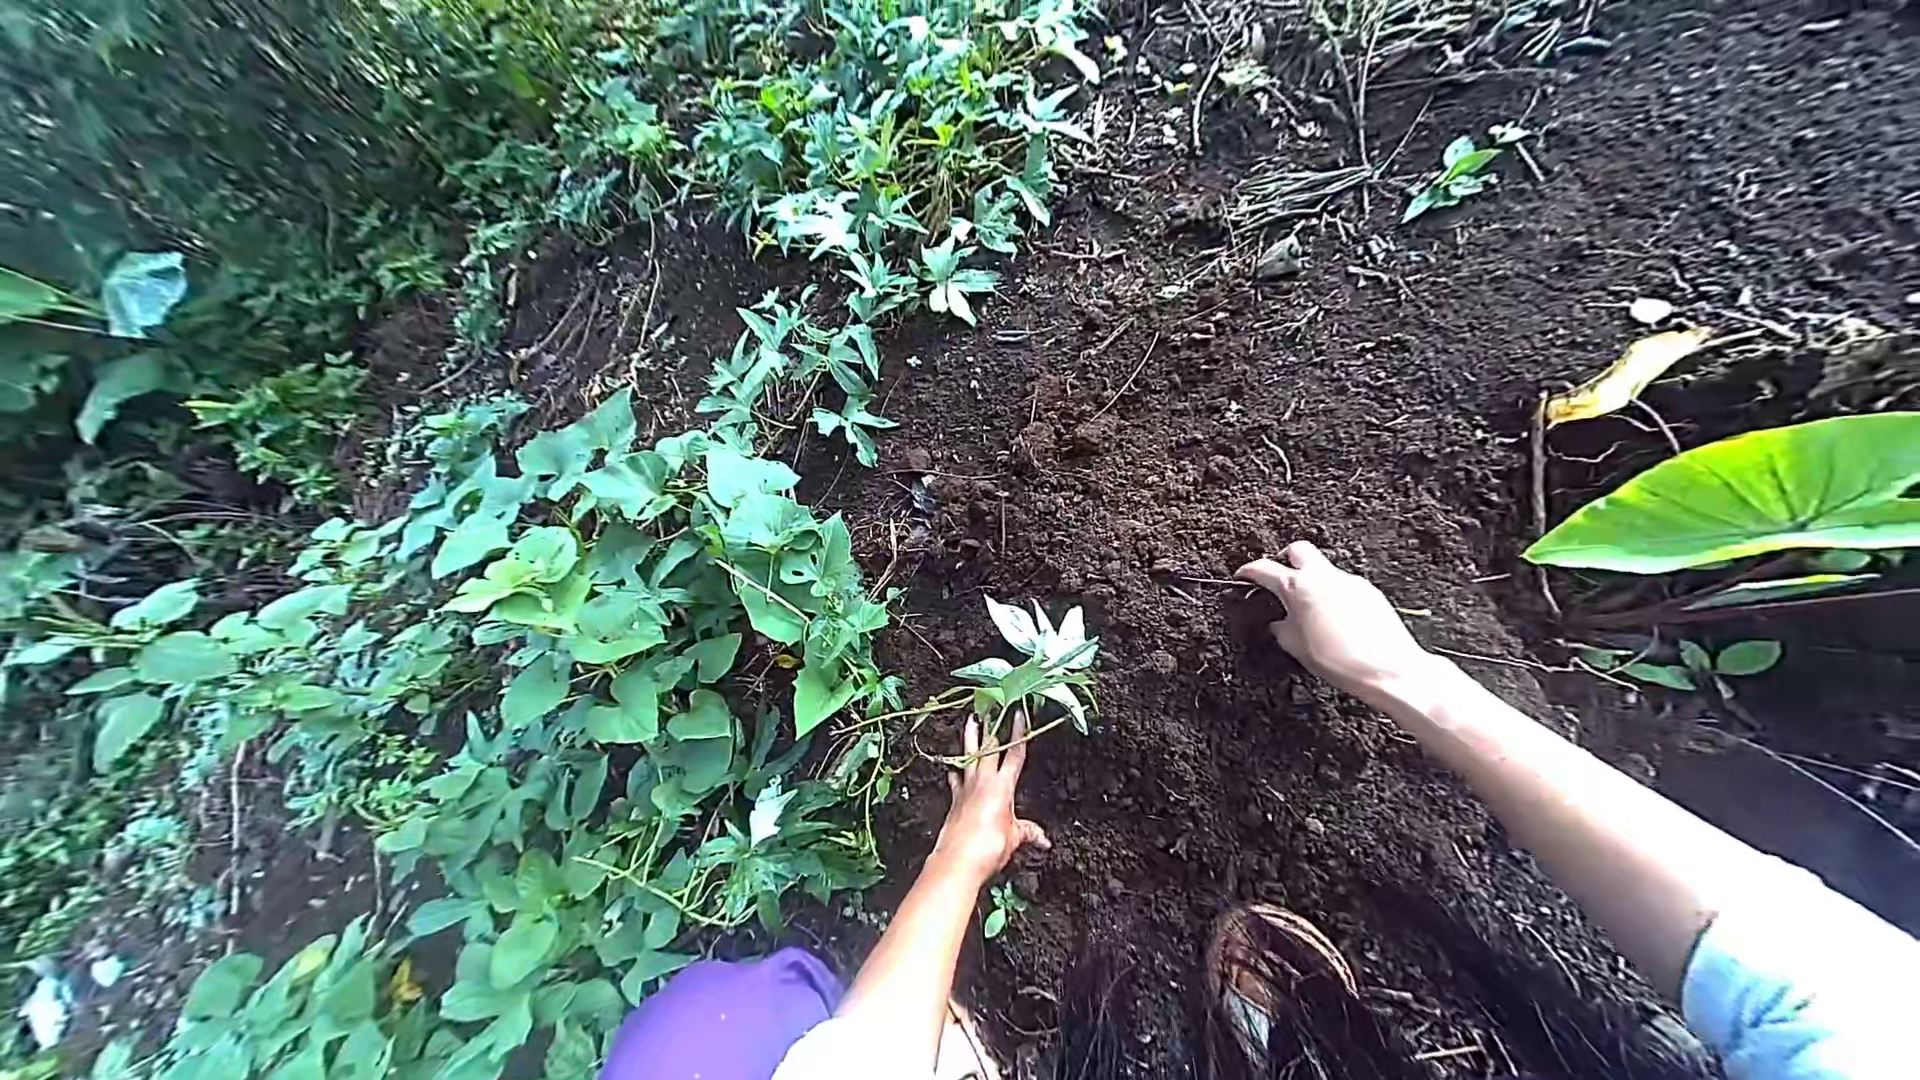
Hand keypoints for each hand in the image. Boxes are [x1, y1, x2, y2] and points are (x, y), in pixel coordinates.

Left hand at [931, 710, 1050, 886]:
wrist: (959, 859)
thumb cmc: (989, 846)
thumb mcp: (1014, 838)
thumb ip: (1029, 833)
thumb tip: (1044, 840)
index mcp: (1003, 785)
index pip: (1014, 753)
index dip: (1018, 732)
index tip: (1018, 713)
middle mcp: (984, 780)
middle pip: (989, 747)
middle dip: (992, 726)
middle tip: (990, 706)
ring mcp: (967, 787)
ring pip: (970, 755)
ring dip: (971, 738)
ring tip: (970, 720)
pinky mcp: (955, 798)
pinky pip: (956, 779)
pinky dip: (956, 773)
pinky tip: (953, 769)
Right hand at [1236, 540, 1434, 703]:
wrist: (1388, 671)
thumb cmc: (1339, 661)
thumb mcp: (1294, 646)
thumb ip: (1281, 627)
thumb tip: (1280, 622)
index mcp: (1296, 588)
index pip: (1263, 568)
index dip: (1247, 571)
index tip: (1242, 575)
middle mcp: (1322, 577)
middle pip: (1297, 550)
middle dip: (1284, 559)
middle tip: (1279, 577)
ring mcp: (1349, 581)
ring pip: (1323, 567)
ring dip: (1311, 579)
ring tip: (1309, 606)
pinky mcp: (1369, 591)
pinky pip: (1343, 584)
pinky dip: (1333, 593)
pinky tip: (1334, 616)